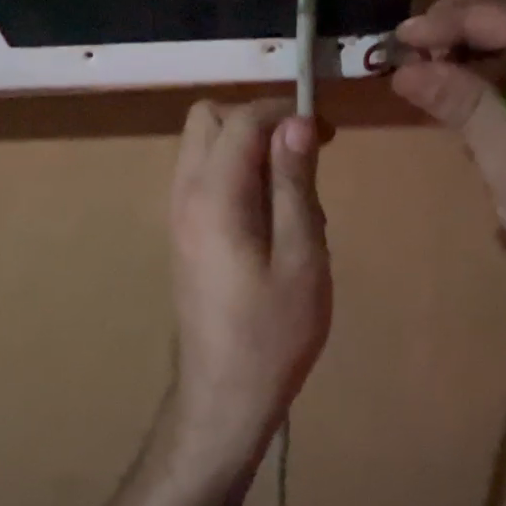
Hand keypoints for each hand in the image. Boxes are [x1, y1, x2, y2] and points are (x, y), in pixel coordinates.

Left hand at [165, 99, 330, 460]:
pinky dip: (236, 174)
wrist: (224, 394)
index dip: (285, 112)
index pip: (242, 119)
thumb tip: (296, 122)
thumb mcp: (301, 255)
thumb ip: (296, 183)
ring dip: (247, 148)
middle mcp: (185, 193)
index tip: (327, 134)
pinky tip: (271, 220)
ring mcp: (178, 213)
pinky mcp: (183, 233)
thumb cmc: (272, 332)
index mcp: (214, 195)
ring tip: (293, 195)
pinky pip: (204, 176)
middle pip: (209, 119)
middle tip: (304, 155)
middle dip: (257, 121)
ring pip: (203, 145)